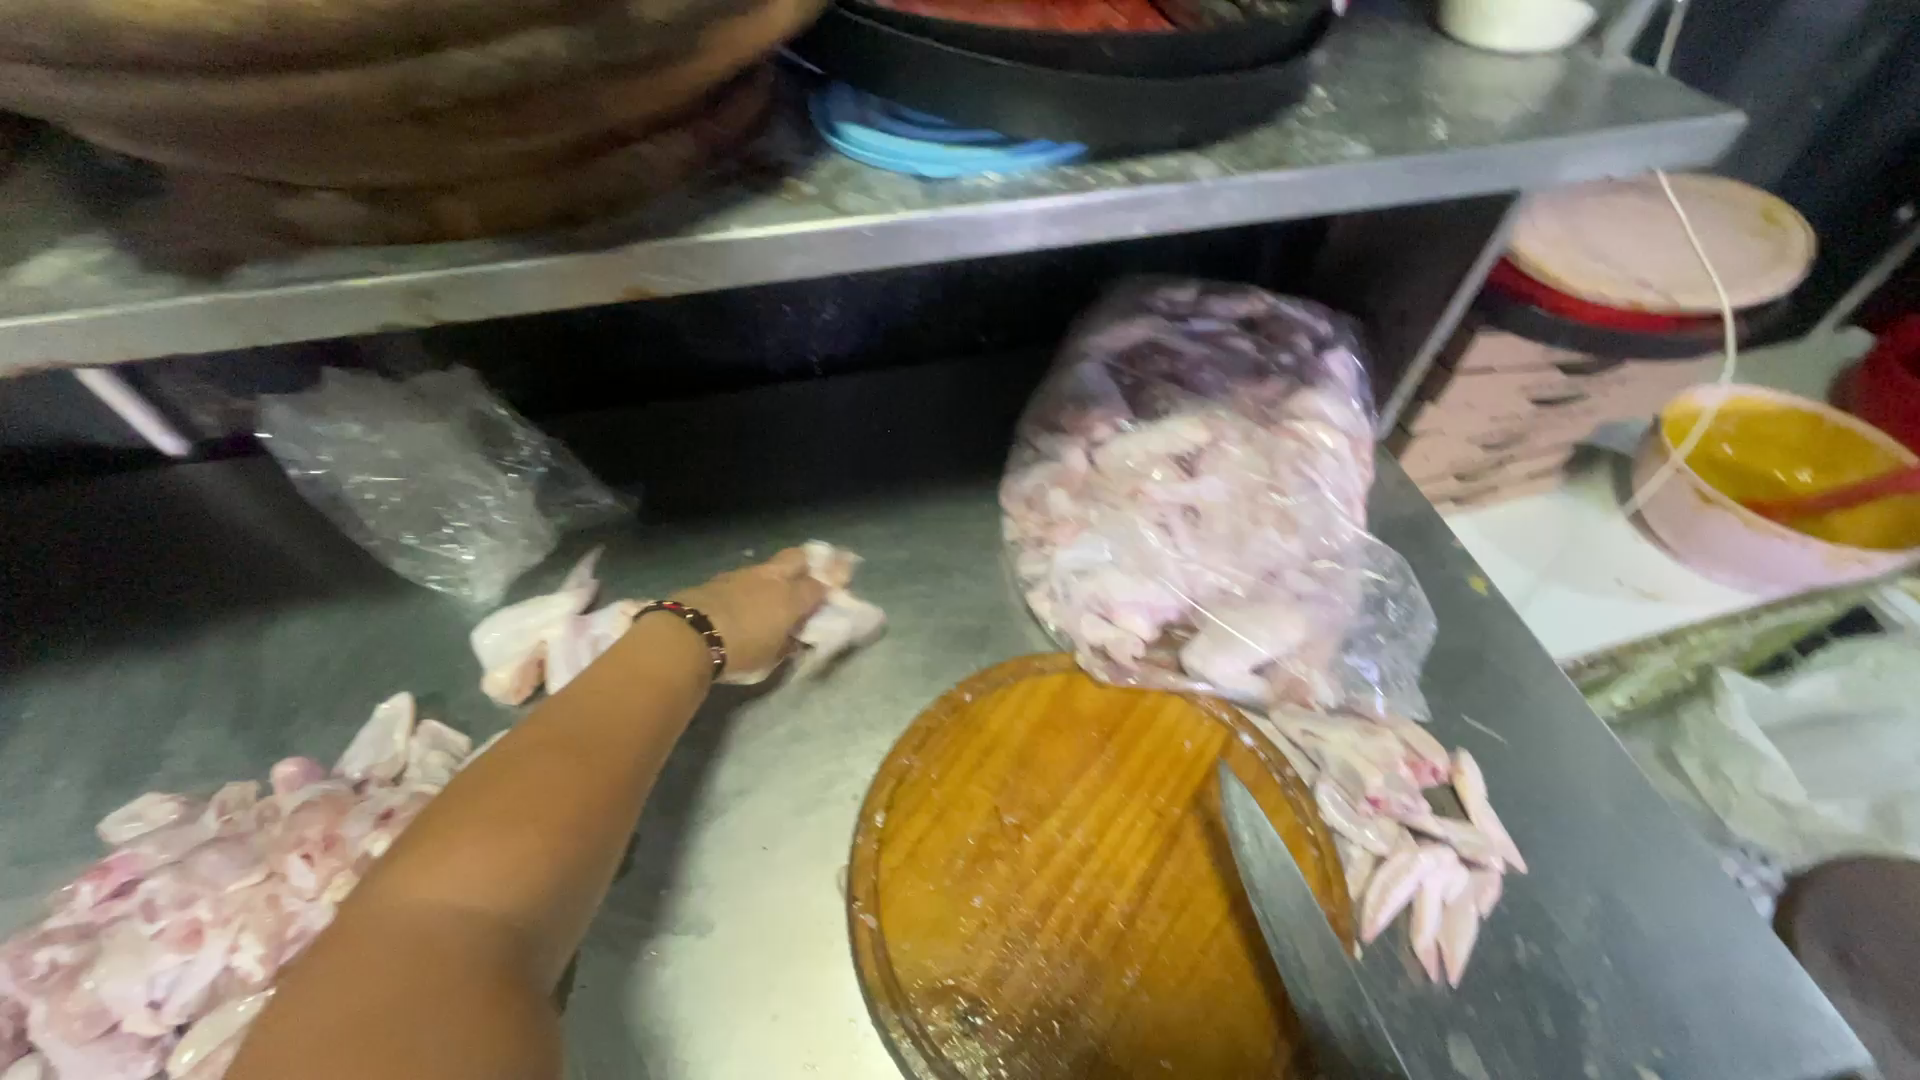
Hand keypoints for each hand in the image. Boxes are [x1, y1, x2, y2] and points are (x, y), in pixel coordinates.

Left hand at [672, 549, 827, 679]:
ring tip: (769, 595)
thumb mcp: (771, 658)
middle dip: (806, 562)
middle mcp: (771, 579)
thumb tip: (793, 638)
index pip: (820, 584)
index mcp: (791, 598)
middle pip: (796, 557)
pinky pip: (742, 579)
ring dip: (773, 576)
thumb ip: (787, 644)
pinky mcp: (717, 580)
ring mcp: (742, 575)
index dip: (834, 579)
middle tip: (809, 574)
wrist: (686, 638)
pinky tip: (741, 602)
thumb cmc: (739, 652)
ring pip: (767, 567)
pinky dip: (748, 587)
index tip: (845, 571)